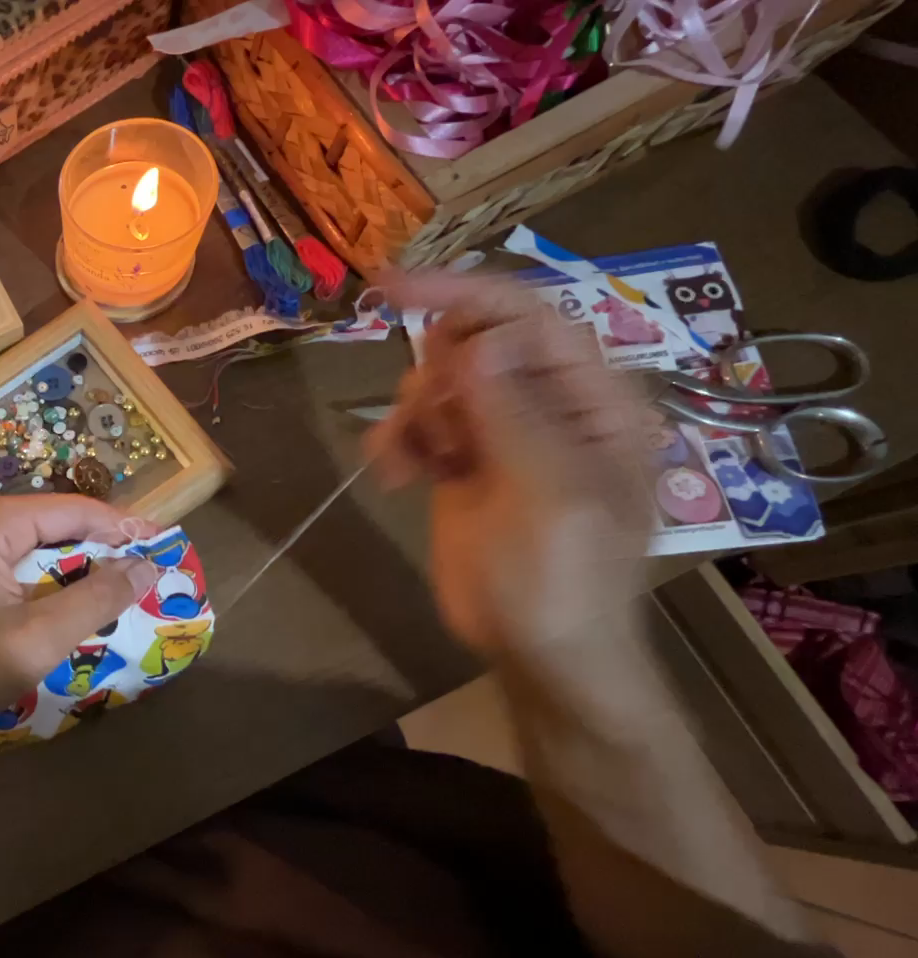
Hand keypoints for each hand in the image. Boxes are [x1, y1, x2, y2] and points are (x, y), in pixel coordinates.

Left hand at [0, 494, 156, 769]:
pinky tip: (74, 606)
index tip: (167, 545)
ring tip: (123, 592)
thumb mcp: (38, 638)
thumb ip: (97, 598)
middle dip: (102, 550)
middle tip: (149, 574)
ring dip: (77, 570)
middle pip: (56, 525)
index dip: (124, 528)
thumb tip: (146, 566)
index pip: (75, 511)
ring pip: (39, 547)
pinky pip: (18, 565)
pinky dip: (49, 584)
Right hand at [367, 274, 652, 655]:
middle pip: (473, 345)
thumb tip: (473, 342)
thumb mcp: (547, 495)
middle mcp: (548, 404)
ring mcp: (500, 434)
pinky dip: (397, 442)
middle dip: (434, 376)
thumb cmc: (560, 579)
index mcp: (592, 400)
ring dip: (411, 416)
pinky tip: (398, 476)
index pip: (527, 319)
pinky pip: (417, 425)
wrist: (537, 649)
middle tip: (431, 430)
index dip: (462, 295)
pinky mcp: (461, 463)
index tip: (387, 287)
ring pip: (436, 384)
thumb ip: (513, 414)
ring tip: (416, 465)